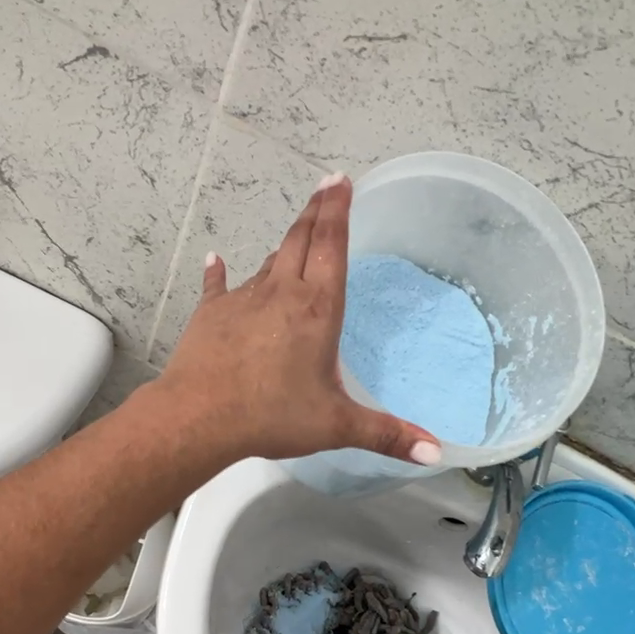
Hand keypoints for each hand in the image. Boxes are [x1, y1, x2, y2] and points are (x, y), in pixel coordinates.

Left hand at [152, 173, 442, 464]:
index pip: (331, 246)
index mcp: (316, 310)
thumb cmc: (272, 416)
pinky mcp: (210, 315)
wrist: (199, 418)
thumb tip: (434, 452)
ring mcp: (242, 301)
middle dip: (315, 212)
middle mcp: (280, 294)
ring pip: (268, 263)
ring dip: (283, 246)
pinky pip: (218, 286)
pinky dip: (219, 273)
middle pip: (300, 240)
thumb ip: (386, 435)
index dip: (338, 210)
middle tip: (325, 188)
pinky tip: (215, 260)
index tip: (340, 181)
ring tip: (295, 235)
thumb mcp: (337, 426)